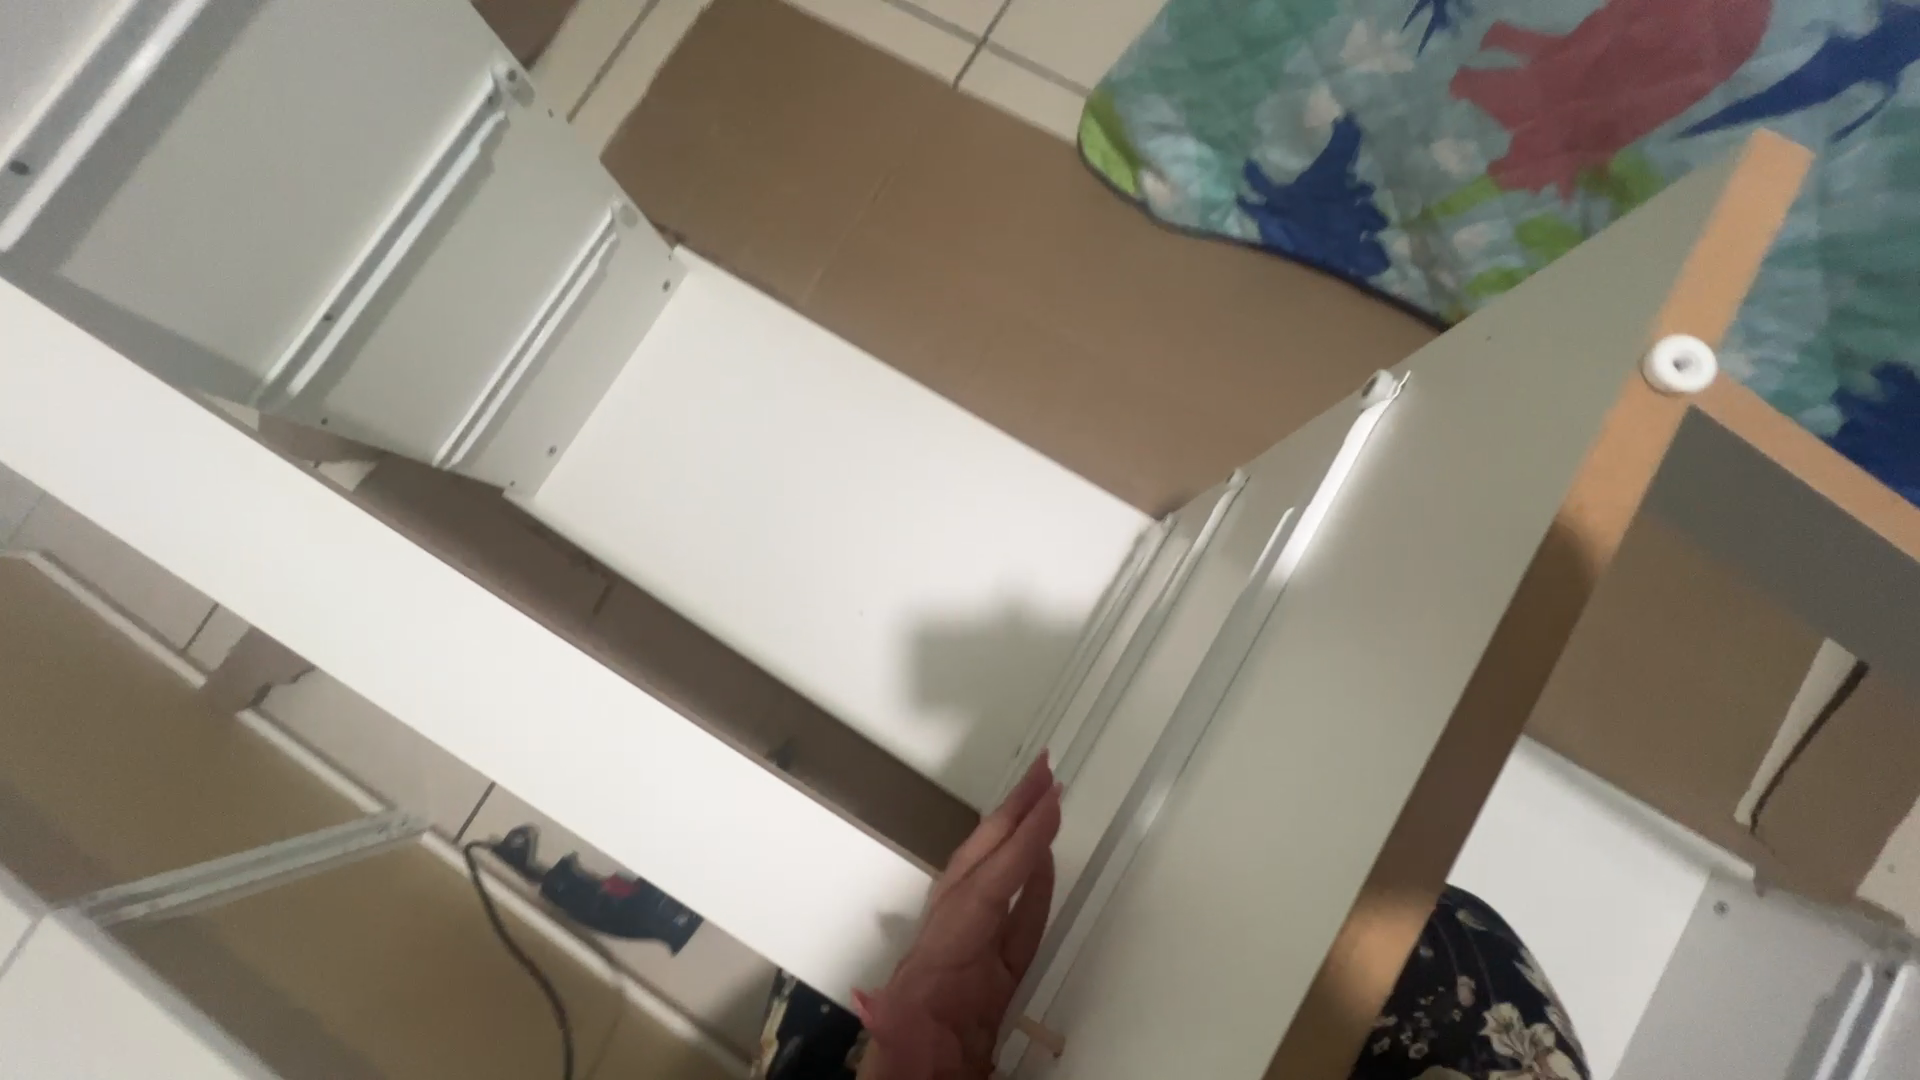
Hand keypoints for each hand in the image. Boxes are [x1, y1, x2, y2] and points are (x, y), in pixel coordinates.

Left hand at [853, 753, 1061, 1079]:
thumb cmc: (907, 1078)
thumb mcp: (897, 1059)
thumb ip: (892, 1030)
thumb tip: (881, 1005)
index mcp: (931, 968)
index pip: (981, 894)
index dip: (1016, 850)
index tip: (1045, 805)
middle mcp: (947, 950)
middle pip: (982, 868)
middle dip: (1011, 816)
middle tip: (1043, 770)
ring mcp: (968, 964)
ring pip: (997, 885)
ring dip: (1022, 839)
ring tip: (1045, 798)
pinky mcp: (987, 987)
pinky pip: (1014, 926)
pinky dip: (1031, 888)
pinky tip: (1045, 863)